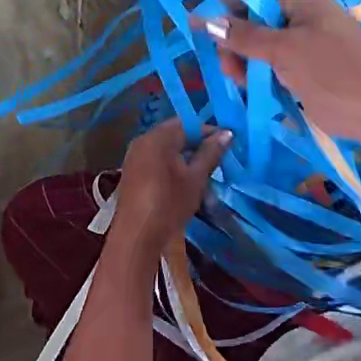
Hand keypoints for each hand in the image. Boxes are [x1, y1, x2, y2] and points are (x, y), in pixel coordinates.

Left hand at [111, 119, 231, 249]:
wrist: (136, 236)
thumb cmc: (169, 204)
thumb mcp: (195, 179)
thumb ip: (210, 153)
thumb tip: (227, 133)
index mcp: (158, 137)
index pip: (188, 124)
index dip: (210, 132)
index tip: (228, 143)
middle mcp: (142, 140)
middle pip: (175, 133)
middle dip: (197, 143)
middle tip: (218, 156)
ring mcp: (134, 156)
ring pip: (165, 146)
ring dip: (185, 154)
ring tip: (203, 169)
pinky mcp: (132, 171)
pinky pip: (155, 158)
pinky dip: (171, 163)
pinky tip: (183, 178)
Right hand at [204, 0, 360, 142]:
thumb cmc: (333, 72)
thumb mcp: (285, 50)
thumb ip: (245, 36)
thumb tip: (207, 20)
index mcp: (304, 1)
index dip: (229, 9)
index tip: (204, 30)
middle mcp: (305, 20)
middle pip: (257, 24)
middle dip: (237, 44)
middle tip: (228, 69)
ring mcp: (306, 49)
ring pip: (263, 51)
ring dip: (246, 65)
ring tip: (241, 84)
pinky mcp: (307, 75)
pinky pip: (275, 70)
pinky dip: (261, 79)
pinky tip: (252, 91)